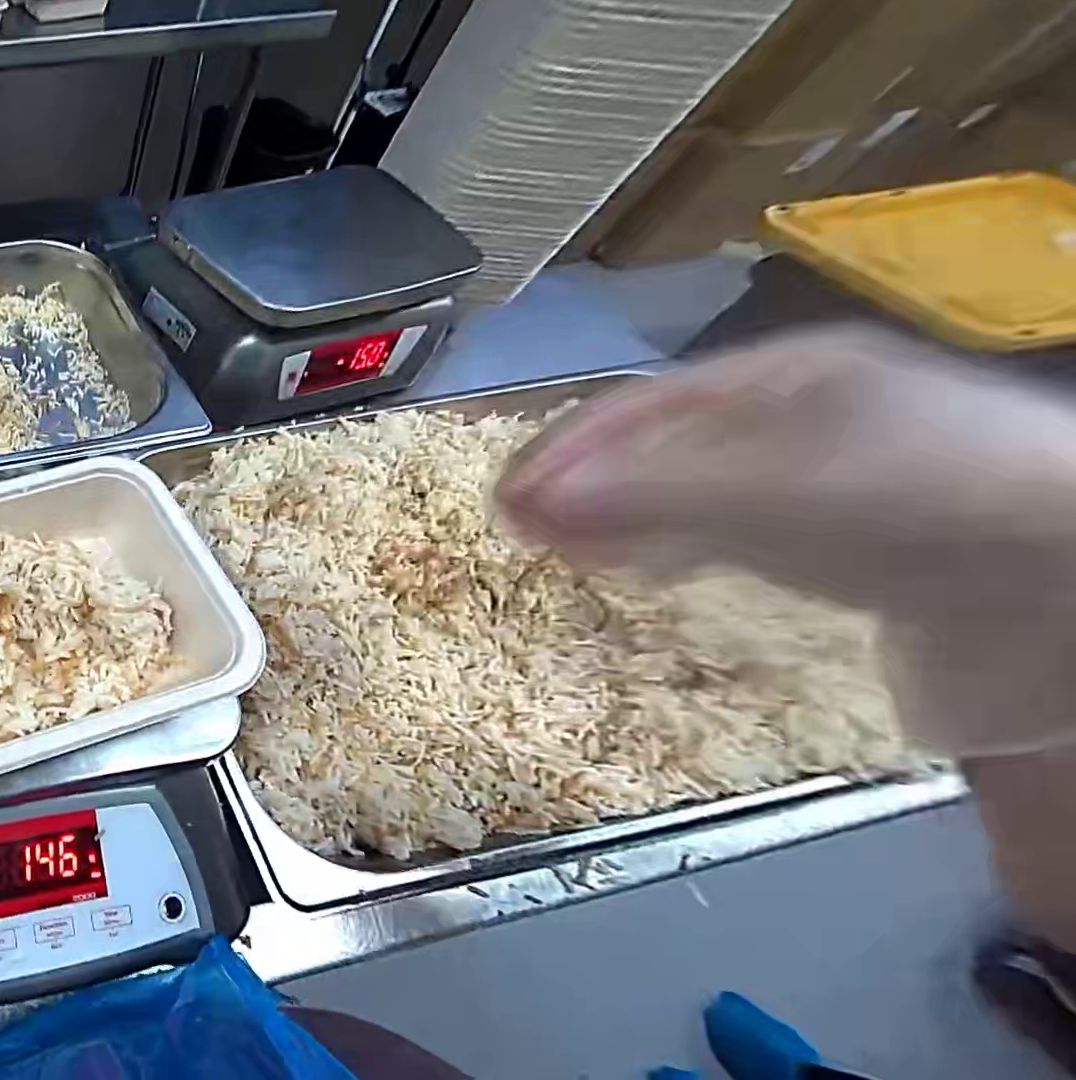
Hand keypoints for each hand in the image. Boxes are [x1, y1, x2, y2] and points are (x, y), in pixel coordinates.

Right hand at [497, 329, 1075, 758]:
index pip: (630, 409)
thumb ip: (653, 494)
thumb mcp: (783, 490)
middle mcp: (770, 417)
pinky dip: (653, 545)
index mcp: (770, 380)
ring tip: (556, 549)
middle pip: (637, 447)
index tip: (505, 499)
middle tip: (514, 527)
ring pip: (659, 489)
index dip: (559, 451)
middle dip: (570, 486)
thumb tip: (530, 501)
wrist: (1068, 585)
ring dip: (602, 518)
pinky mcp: (799, 526)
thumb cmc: (927, 507)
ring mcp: (785, 471)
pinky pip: (698, 526)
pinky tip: (634, 566)